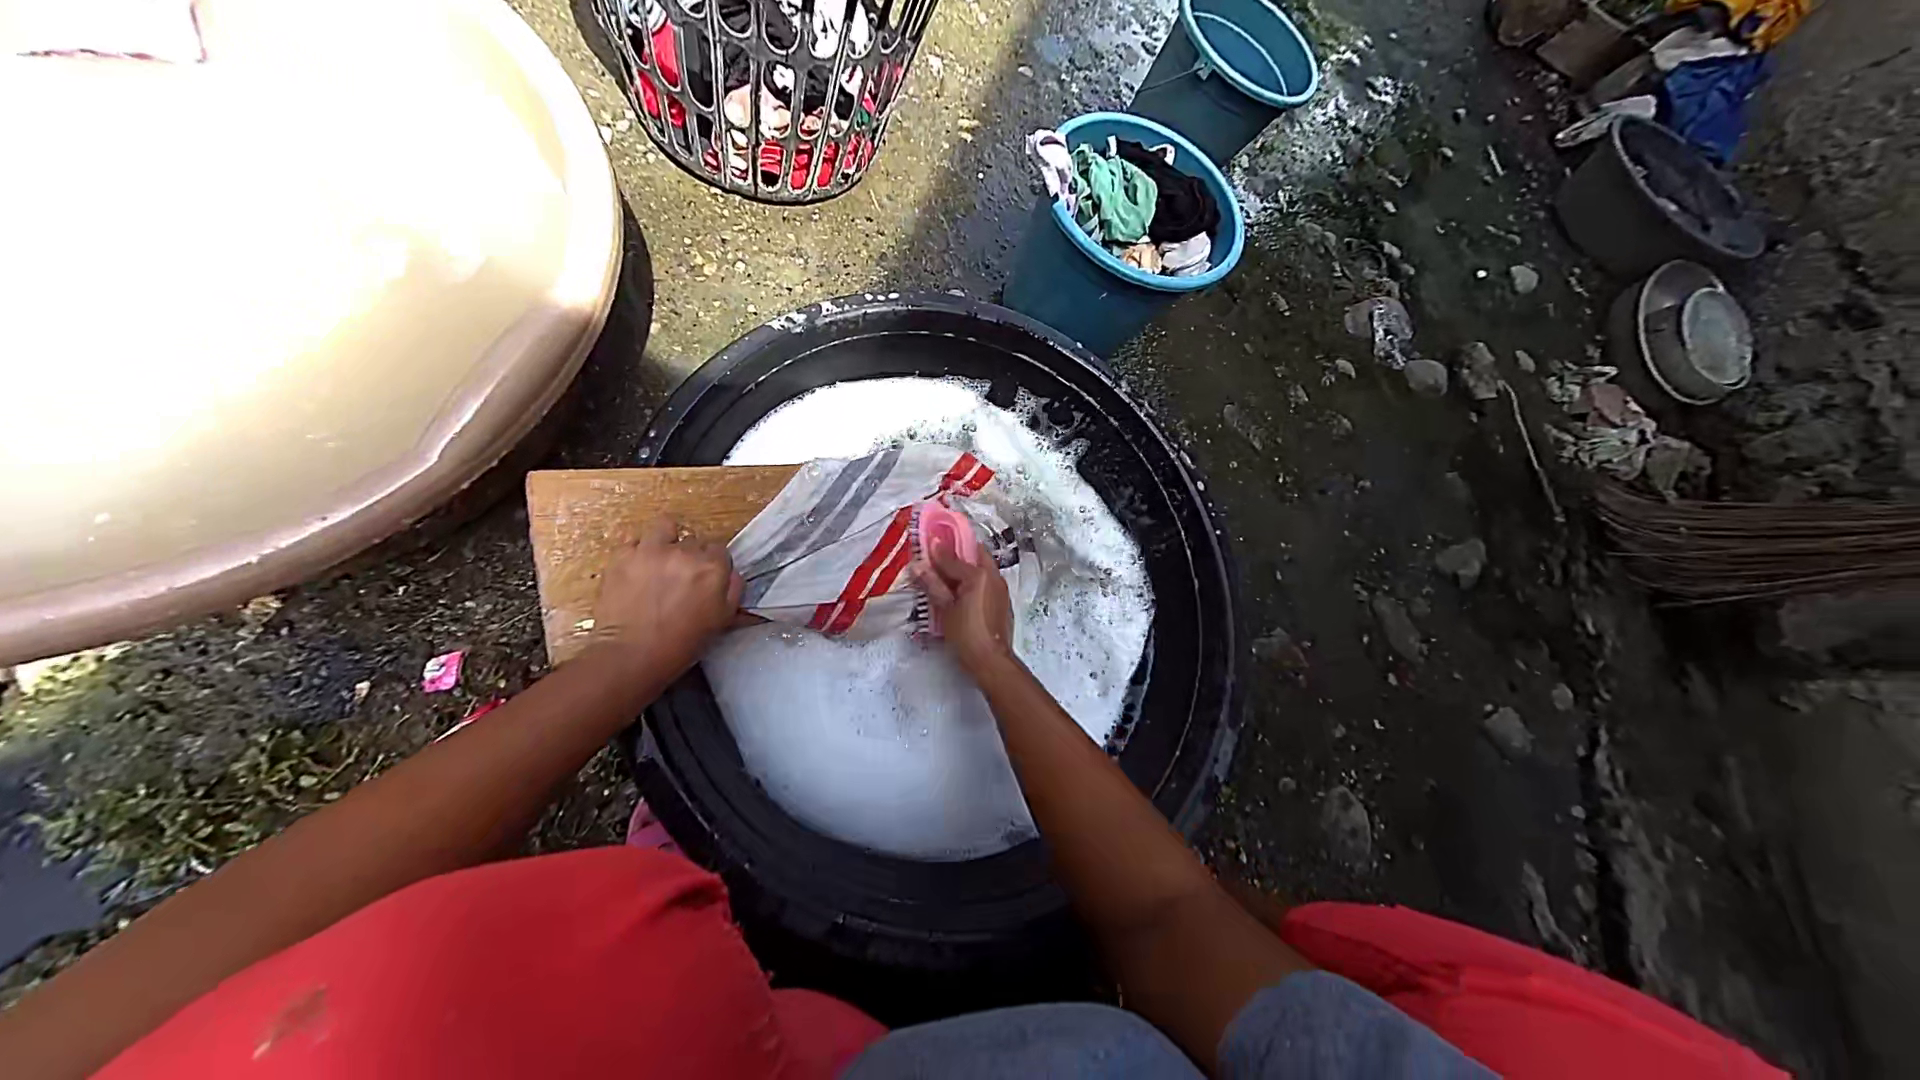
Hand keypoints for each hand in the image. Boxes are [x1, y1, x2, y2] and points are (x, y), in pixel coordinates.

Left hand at [590, 518, 742, 675]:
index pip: (720, 550)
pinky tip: (639, 568)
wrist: (632, 655)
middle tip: (682, 579)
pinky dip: (639, 551)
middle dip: (691, 556)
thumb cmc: (681, 643)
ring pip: (666, 527)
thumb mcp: (723, 620)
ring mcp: (651, 551)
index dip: (713, 565)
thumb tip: (730, 572)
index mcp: (713, 568)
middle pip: (694, 540)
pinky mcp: (623, 556)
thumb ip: (733, 589)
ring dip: (667, 540)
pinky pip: (635, 541)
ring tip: (661, 560)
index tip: (705, 579)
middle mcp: (685, 552)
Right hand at [914, 539, 1017, 679]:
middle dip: (957, 552)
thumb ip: (932, 584)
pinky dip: (973, 578)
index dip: (937, 550)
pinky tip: (960, 590)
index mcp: (978, 575)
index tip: (926, 542)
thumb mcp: (945, 609)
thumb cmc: (967, 635)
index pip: (953, 557)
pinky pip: (987, 580)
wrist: (991, 661)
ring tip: (946, 573)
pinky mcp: (1002, 599)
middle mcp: (993, 576)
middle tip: (938, 555)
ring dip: (966, 565)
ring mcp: (1000, 588)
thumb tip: (918, 566)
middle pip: (974, 555)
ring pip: (982, 567)